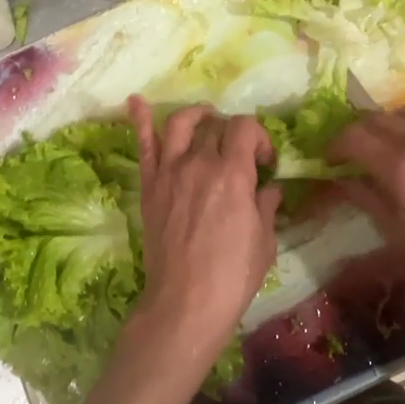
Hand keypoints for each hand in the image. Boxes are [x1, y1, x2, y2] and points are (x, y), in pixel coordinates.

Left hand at [124, 96, 280, 367]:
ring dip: (195, 116)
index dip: (259, 137)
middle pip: (215, 126)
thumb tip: (268, 188)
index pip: (245, 128)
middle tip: (238, 155)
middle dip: (232, 133)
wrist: (186, 302)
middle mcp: (199, 162)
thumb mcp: (264, 241)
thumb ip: (266, 206)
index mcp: (233, 173)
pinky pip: (142, 145)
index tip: (264, 162)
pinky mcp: (150, 185)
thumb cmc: (233, 276)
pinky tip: (135, 101)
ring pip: (179, 123)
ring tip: (205, 120)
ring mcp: (170, 171)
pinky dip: (138, 119)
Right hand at [328, 105, 404, 318]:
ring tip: (395, 144)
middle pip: (378, 118)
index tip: (331, 159)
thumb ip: (365, 199)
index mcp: (400, 168)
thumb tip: (340, 179)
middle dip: (360, 133)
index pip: (354, 137)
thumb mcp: (398, 234)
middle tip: (357, 152)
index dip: (335, 145)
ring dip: (393, 124)